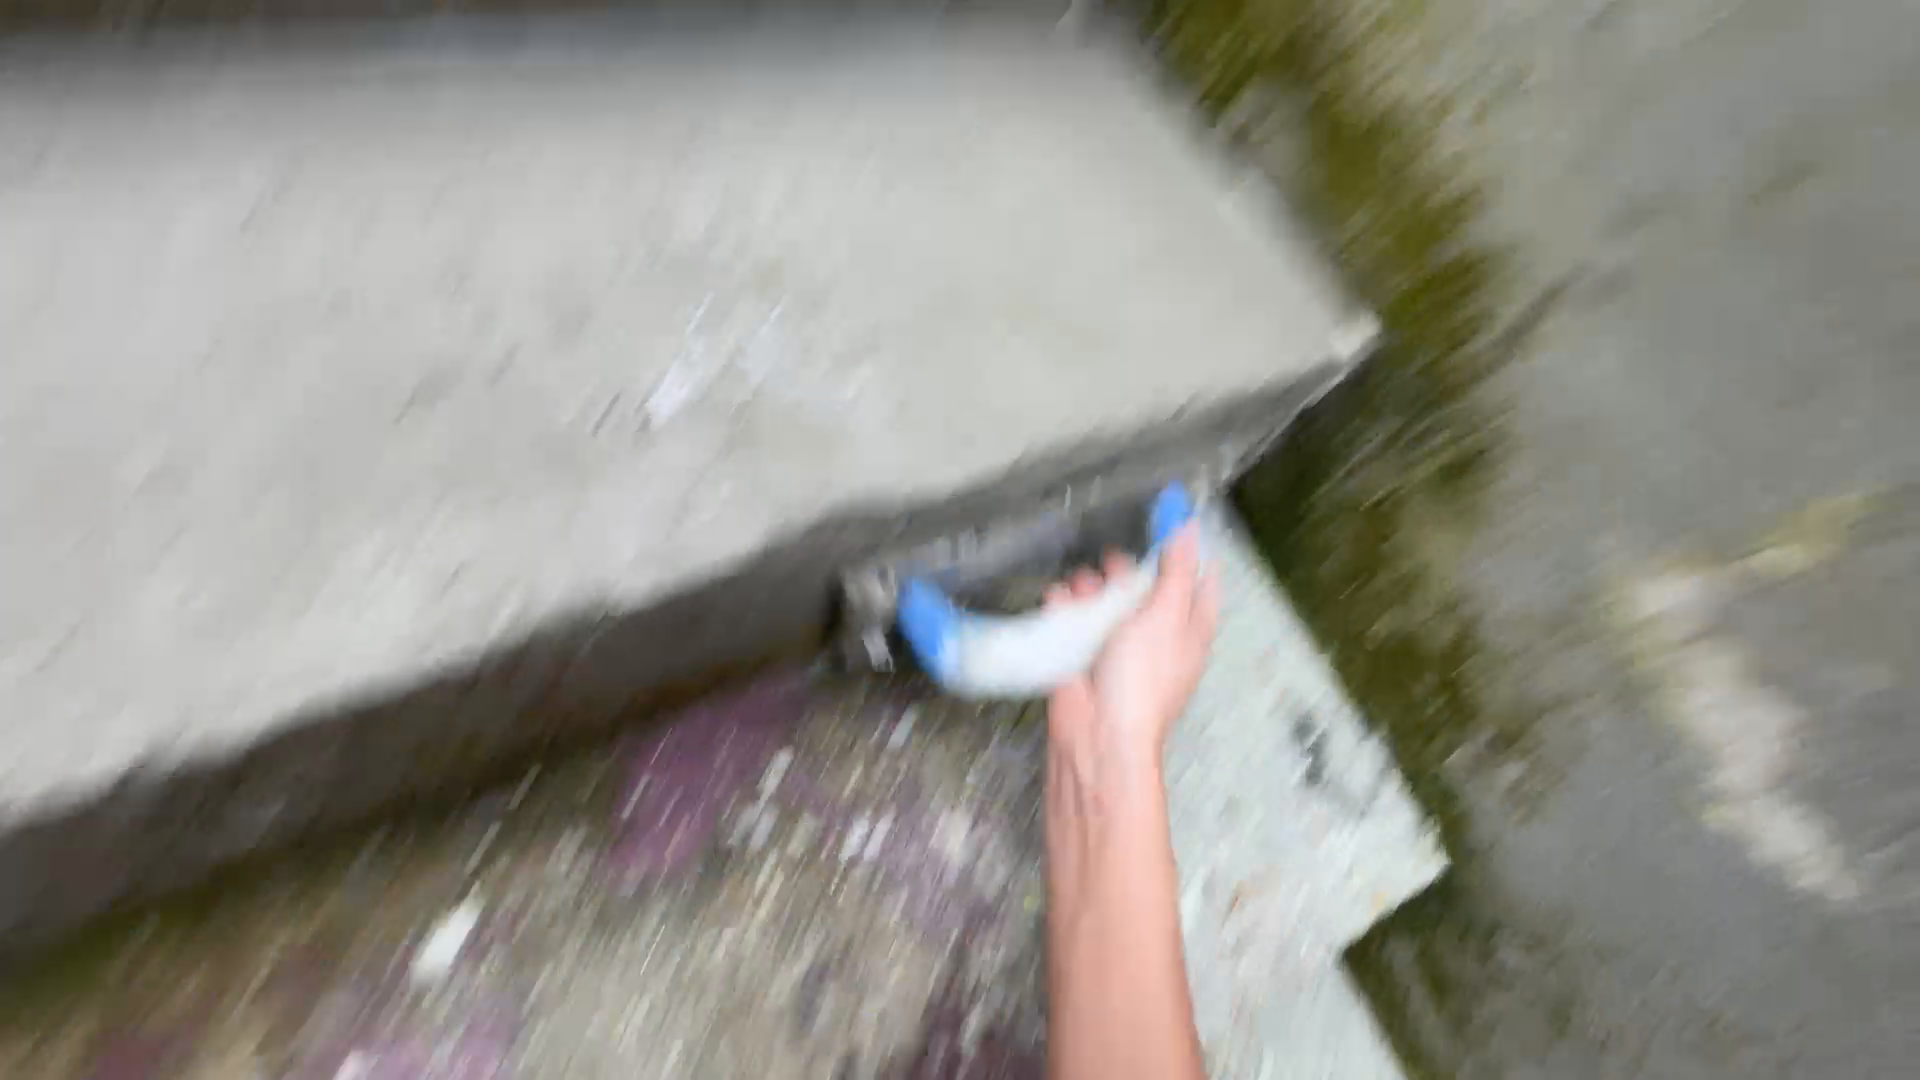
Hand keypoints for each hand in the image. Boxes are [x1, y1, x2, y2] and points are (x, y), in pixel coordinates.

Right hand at [1044, 524, 1218, 785]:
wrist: (1096, 732)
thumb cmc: (1142, 681)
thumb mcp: (1167, 615)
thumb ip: (1176, 570)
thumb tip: (1188, 529)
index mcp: (1188, 628)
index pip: (1198, 580)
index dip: (1186, 550)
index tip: (1170, 520)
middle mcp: (1155, 634)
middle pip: (1145, 585)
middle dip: (1127, 570)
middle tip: (1115, 562)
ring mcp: (1118, 644)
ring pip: (1106, 599)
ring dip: (1091, 587)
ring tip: (1081, 587)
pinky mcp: (1083, 652)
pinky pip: (1074, 618)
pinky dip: (1065, 607)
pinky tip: (1059, 601)